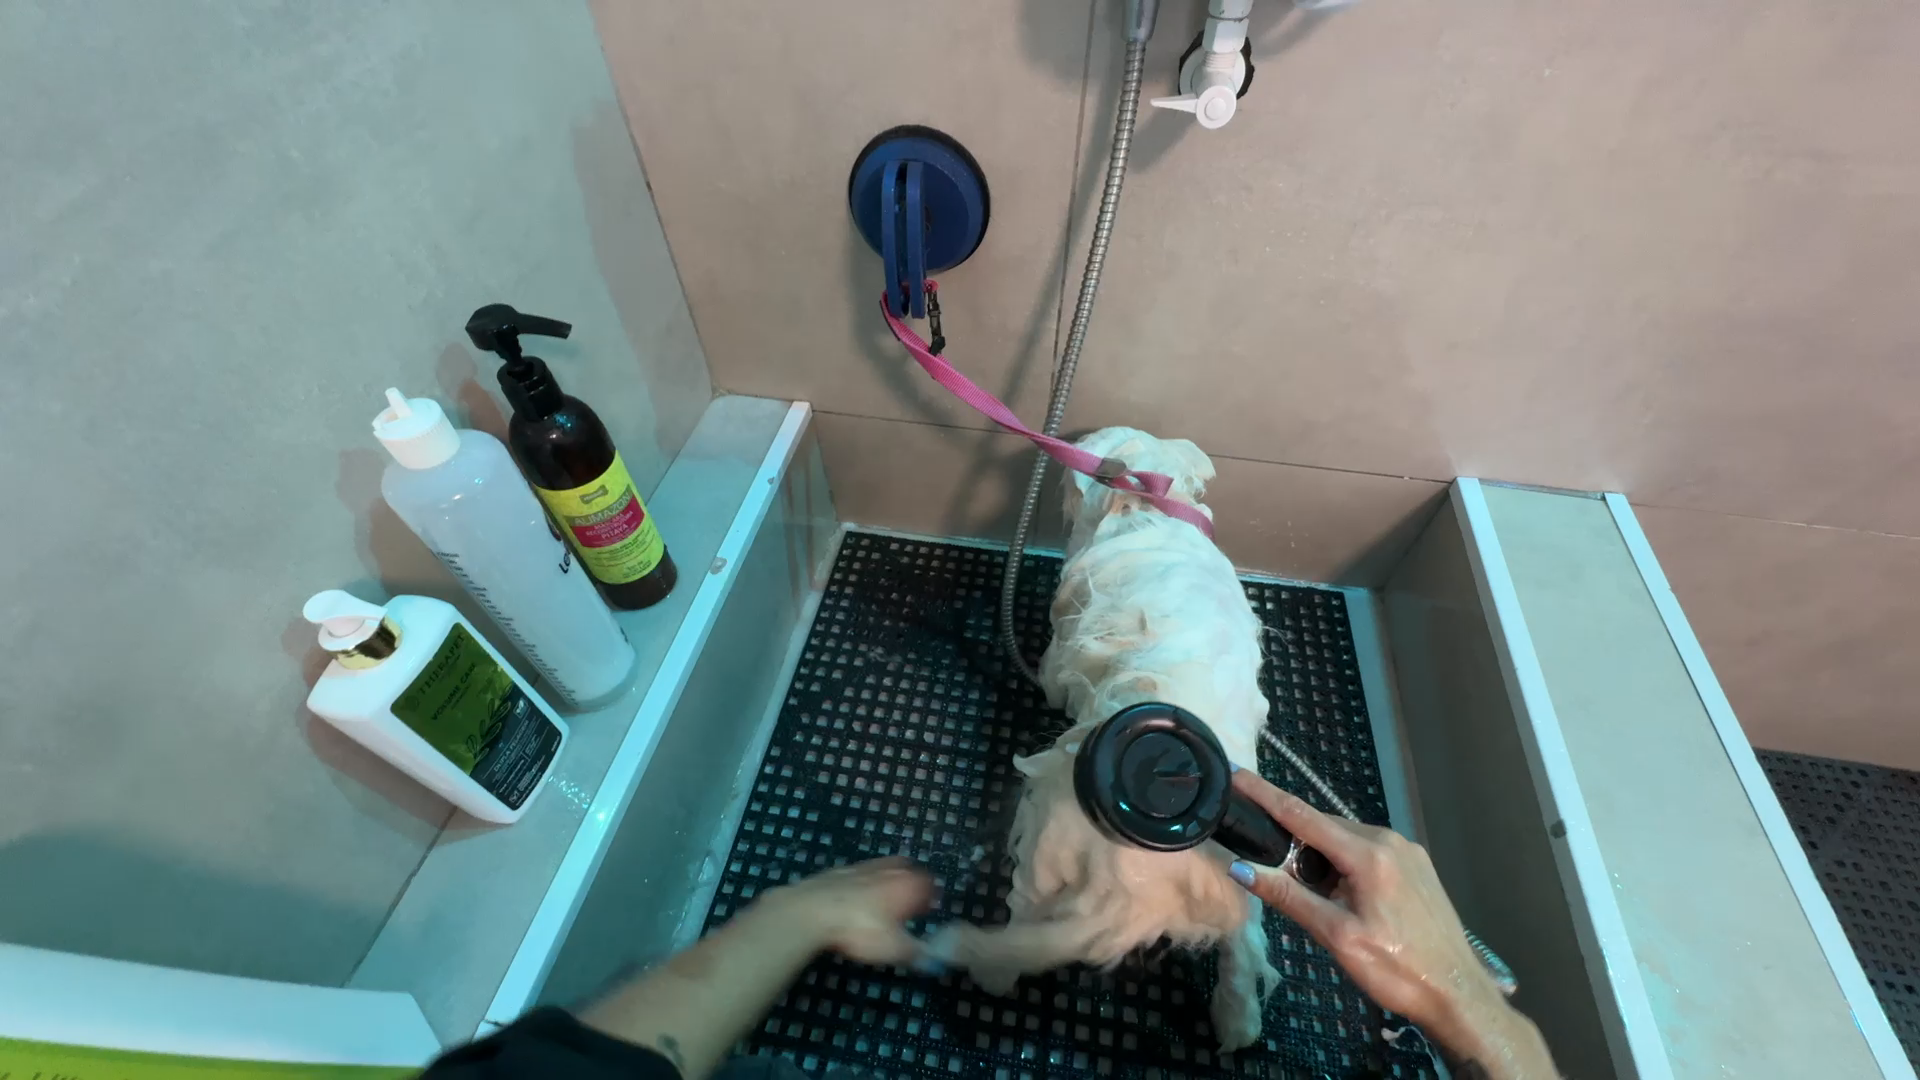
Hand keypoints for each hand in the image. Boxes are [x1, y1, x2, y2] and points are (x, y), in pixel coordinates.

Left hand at [759, 857, 934, 965]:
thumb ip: (917, 952)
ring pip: (883, 870)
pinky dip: (862, 885)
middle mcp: (890, 869)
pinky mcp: (842, 869)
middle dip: (909, 886)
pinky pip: (860, 875)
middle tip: (906, 907)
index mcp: (908, 884)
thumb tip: (933, 957)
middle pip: (907, 871)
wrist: (815, 909)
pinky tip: (853, 902)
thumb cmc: (862, 928)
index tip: (927, 912)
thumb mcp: (894, 948)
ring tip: (880, 905)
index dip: (930, 898)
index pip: (929, 884)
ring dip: (886, 883)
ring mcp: (864, 866)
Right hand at [1228, 773, 1551, 1074]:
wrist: (1462, 999)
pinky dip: (1344, 858)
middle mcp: (1387, 839)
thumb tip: (1239, 868)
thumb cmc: (1397, 970)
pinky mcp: (1417, 863)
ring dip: (1320, 852)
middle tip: (1275, 868)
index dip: (1263, 792)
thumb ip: (1288, 897)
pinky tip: (1345, 890)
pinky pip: (1366, 847)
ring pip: (1344, 836)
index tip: (1233, 771)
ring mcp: (1406, 849)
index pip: (1300, 814)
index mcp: (1366, 853)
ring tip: (1317, 892)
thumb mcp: (1336, 936)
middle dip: (1293, 837)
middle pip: (1322, 825)